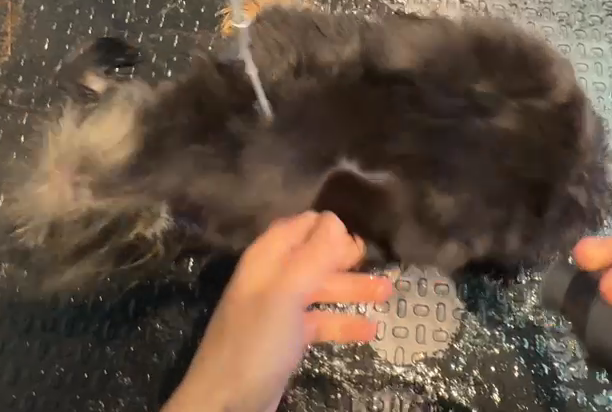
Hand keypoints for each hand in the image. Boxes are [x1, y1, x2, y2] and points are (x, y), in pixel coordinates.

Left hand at [165, 212, 393, 411]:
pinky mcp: (286, 340)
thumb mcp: (287, 292)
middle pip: (315, 257)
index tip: (360, 231)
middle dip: (346, 257)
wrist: (224, 405)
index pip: (302, 226)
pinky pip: (320, 321)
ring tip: (387, 292)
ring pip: (321, 289)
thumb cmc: (256, 340)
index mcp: (267, 257)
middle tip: (378, 259)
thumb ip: (314, 254)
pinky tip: (370, 329)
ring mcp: (279, 310)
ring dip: (352, 289)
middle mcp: (273, 277)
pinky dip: (343, 322)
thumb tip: (336, 219)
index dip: (329, 227)